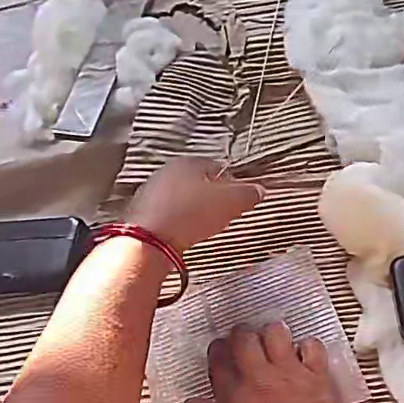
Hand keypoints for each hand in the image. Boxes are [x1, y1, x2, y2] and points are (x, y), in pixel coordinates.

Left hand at [125, 157, 264, 251]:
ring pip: (183, 199)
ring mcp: (151, 192)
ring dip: (196, 211)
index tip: (240, 200)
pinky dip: (180, 223)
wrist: (148, 241)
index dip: (233, 184)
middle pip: (200, 183)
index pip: (219, 168)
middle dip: (214, 199)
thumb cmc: (187, 215)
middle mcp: (166, 172)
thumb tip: (260, 190)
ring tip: (205, 227)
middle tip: (224, 215)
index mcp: (188, 162)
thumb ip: (248, 194)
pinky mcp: (143, 214)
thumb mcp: (229, 203)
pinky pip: (170, 215)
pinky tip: (185, 234)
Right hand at [187, 323, 360, 402]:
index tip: (220, 351)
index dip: (217, 351)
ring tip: (274, 343)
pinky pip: (311, 345)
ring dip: (273, 334)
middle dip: (241, 334)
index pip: (218, 360)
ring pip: (276, 332)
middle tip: (244, 340)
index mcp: (234, 397)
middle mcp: (260, 380)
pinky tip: (303, 355)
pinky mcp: (315, 375)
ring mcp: (289, 374)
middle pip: (243, 338)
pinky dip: (308, 346)